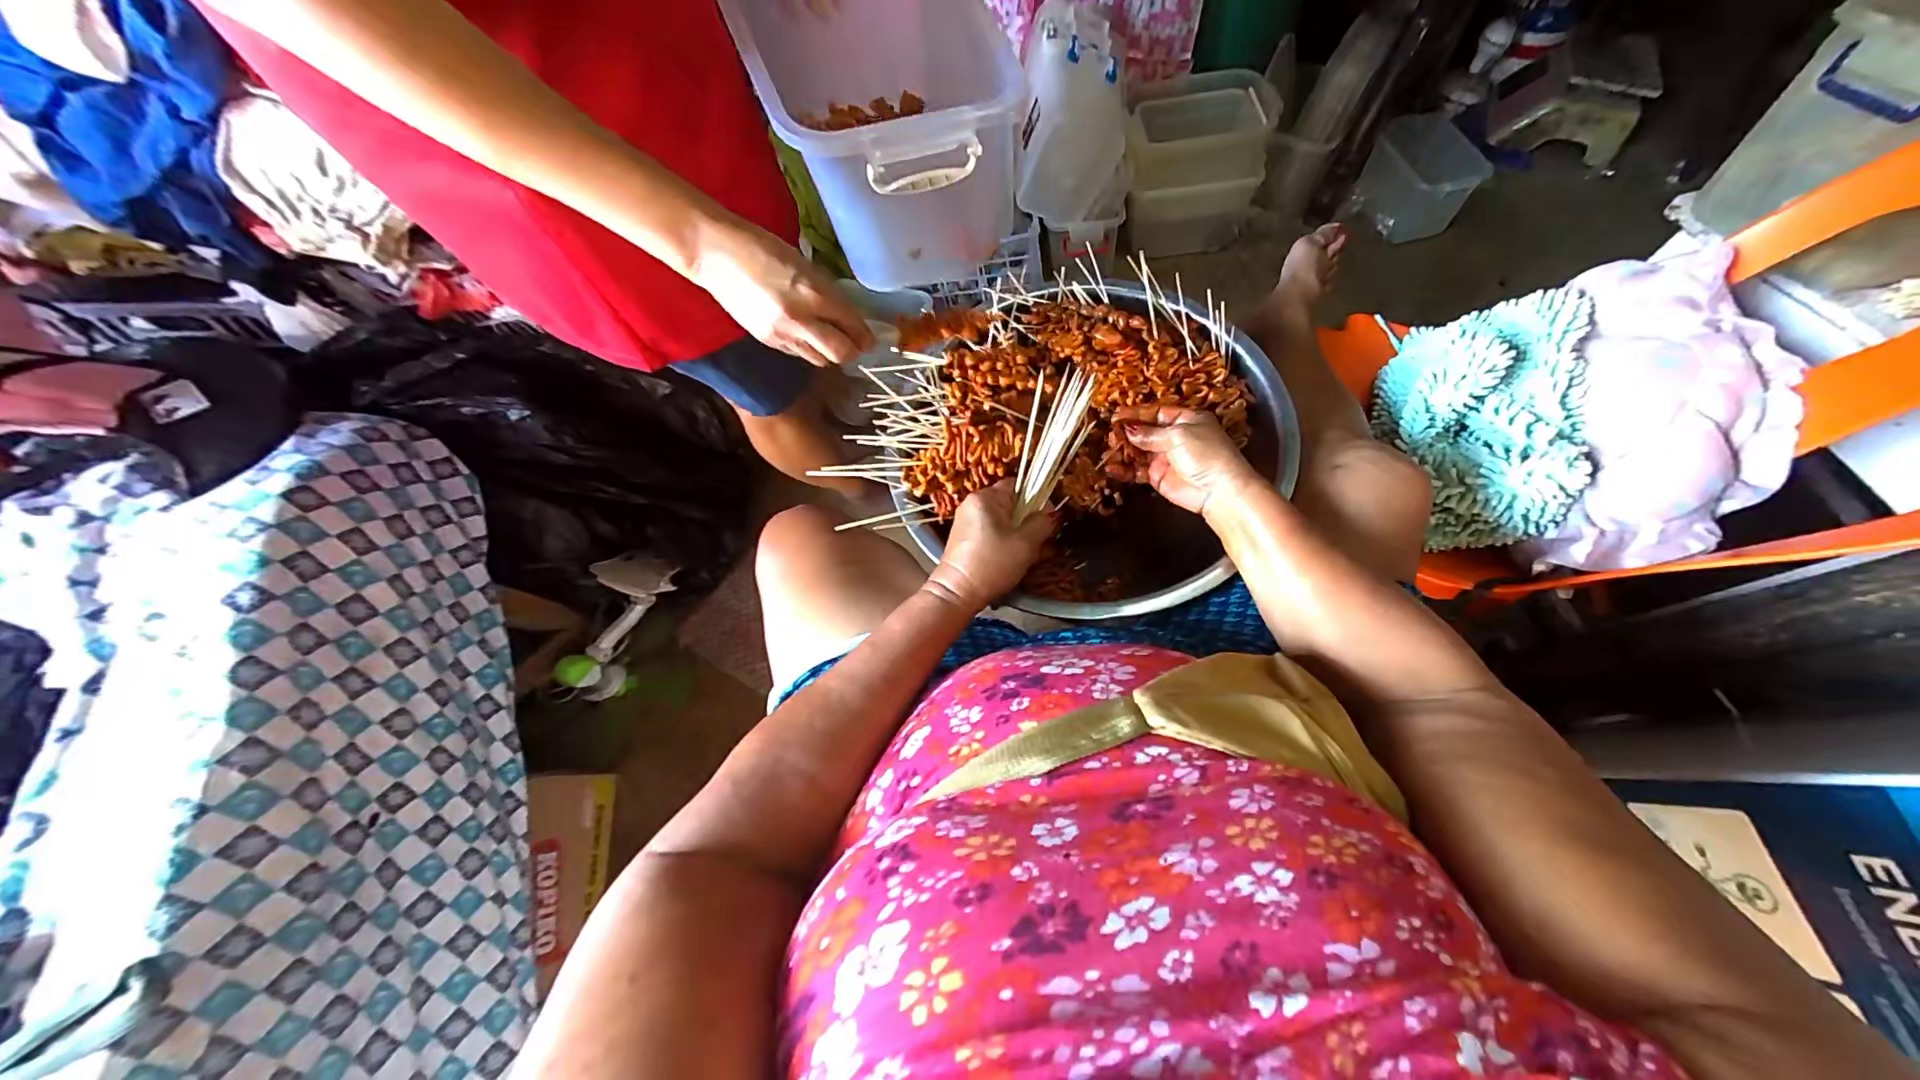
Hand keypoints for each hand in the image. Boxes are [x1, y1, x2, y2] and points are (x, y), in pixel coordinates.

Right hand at [692, 221, 873, 365]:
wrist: (714, 254)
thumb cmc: (761, 248)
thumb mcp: (803, 264)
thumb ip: (827, 291)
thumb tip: (850, 313)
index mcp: (813, 294)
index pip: (852, 326)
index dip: (866, 335)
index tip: (872, 338)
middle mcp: (801, 320)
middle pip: (841, 354)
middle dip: (852, 350)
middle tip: (855, 343)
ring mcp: (782, 334)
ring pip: (820, 360)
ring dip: (830, 353)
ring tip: (830, 338)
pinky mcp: (767, 342)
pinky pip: (799, 354)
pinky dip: (809, 349)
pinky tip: (805, 335)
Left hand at [924, 480, 1055, 609]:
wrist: (957, 593)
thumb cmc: (992, 564)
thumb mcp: (1026, 544)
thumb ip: (1043, 523)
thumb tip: (1051, 513)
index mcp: (986, 498)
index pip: (1018, 485)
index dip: (1036, 498)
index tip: (1045, 519)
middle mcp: (972, 503)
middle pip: (1010, 502)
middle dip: (1026, 520)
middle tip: (1035, 541)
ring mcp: (965, 520)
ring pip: (1001, 518)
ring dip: (1016, 533)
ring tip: (1021, 553)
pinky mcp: (963, 536)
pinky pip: (990, 530)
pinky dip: (1002, 540)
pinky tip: (1006, 559)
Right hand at [1113, 405, 1262, 516]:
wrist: (1218, 490)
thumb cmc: (1206, 454)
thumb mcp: (1178, 435)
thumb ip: (1150, 433)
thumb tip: (1129, 429)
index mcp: (1185, 420)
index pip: (1156, 413)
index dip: (1136, 414)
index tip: (1117, 415)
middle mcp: (1174, 437)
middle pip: (1144, 432)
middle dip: (1126, 433)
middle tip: (1111, 434)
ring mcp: (1165, 457)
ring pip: (1137, 451)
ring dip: (1123, 450)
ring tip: (1110, 451)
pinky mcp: (1157, 476)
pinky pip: (1136, 470)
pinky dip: (1124, 469)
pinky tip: (1112, 468)